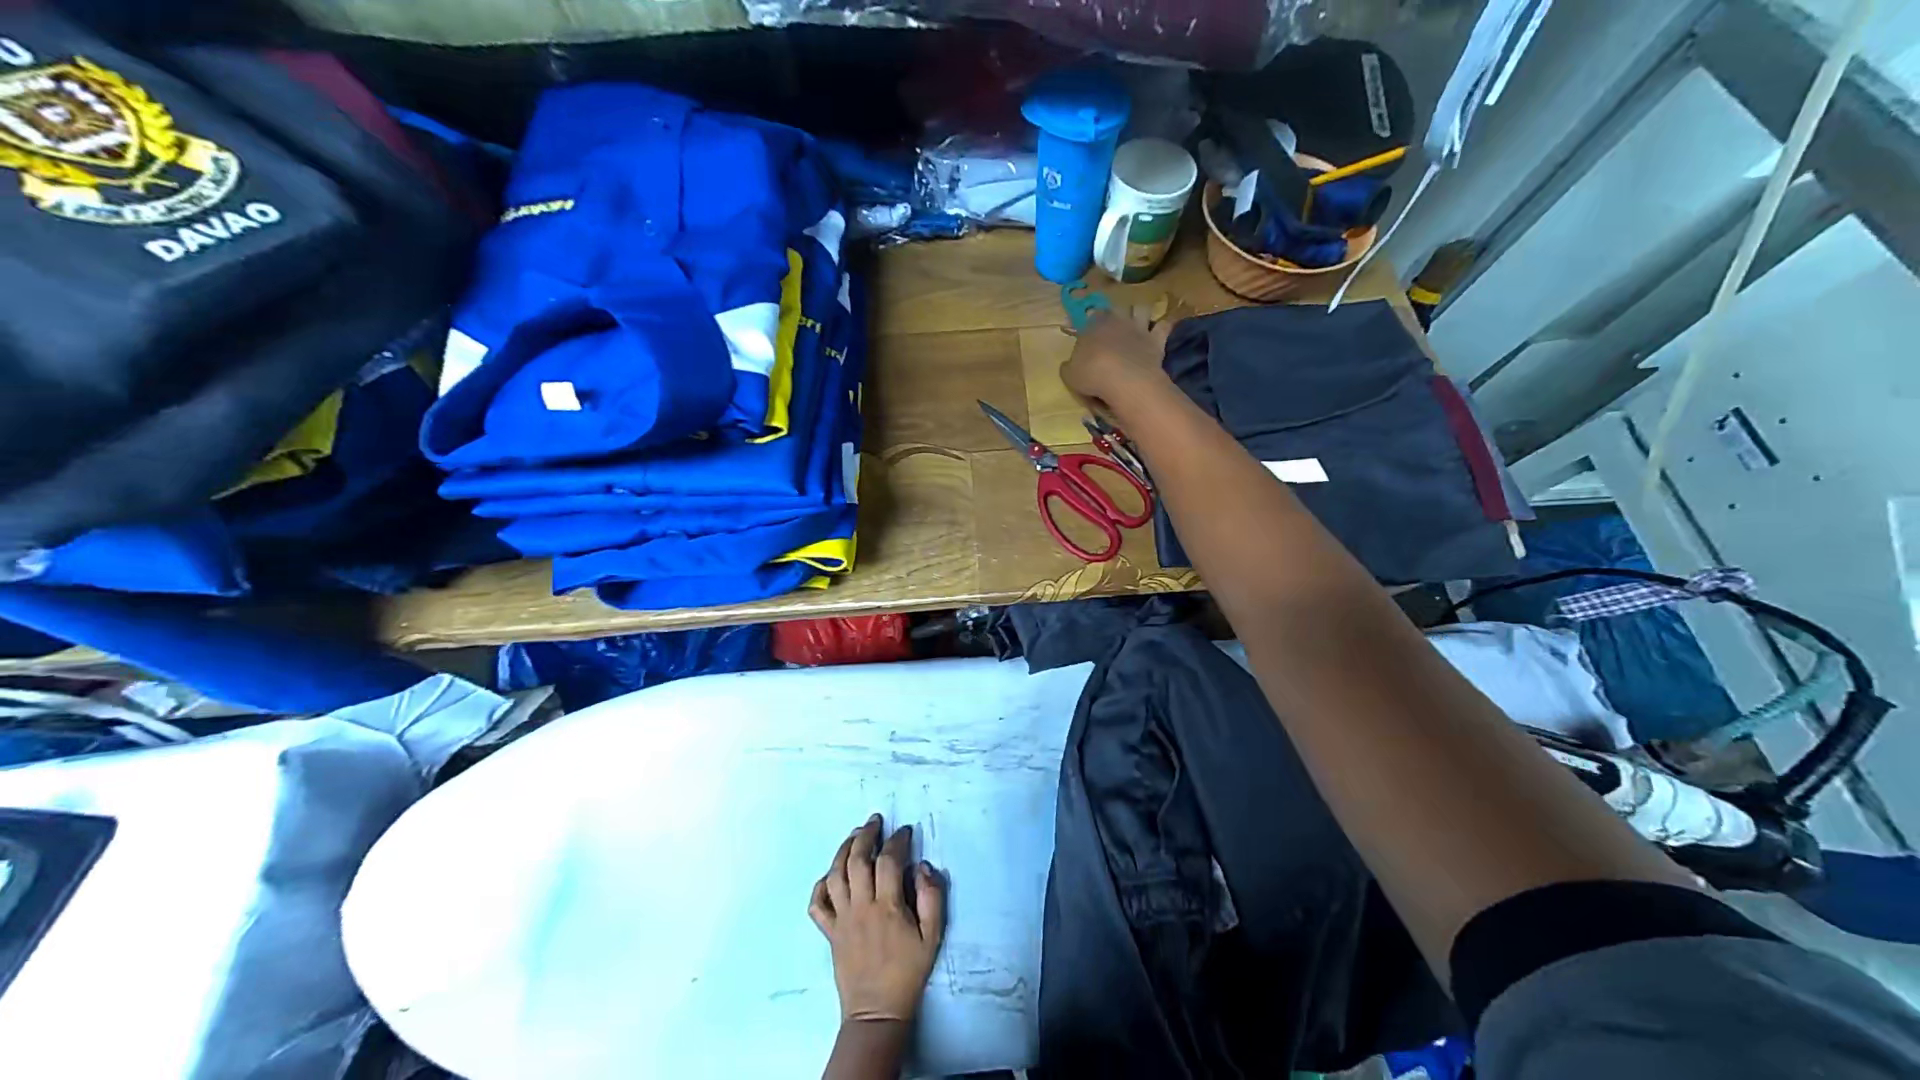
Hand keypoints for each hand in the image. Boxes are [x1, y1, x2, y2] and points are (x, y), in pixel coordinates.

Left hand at [809, 814, 946, 1023]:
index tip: (905, 831)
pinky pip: (817, 904)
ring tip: (854, 835)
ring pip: (835, 874)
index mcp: (887, 907)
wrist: (877, 1012)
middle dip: (866, 835)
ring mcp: (841, 919)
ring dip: (843, 850)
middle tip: (875, 821)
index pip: (889, 861)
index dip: (897, 840)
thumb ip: (932, 898)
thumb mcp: (932, 937)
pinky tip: (831, 874)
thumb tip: (924, 866)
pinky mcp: (829, 932)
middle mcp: (861, 907)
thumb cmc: (908, 972)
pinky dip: (821, 885)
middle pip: (857, 860)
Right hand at [1059, 301, 1185, 408]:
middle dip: (1115, 311)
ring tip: (1138, 316)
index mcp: (1092, 325)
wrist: (1124, 380)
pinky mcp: (1156, 340)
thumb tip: (1068, 364)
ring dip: (1139, 311)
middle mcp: (1116, 320)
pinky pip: (1164, 326)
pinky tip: (1164, 325)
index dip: (1087, 321)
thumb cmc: (1091, 374)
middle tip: (1113, 319)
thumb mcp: (1069, 375)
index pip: (1088, 316)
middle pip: (1116, 307)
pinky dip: (1164, 324)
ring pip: (1141, 308)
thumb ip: (1068, 367)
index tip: (1084, 327)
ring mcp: (1138, 328)